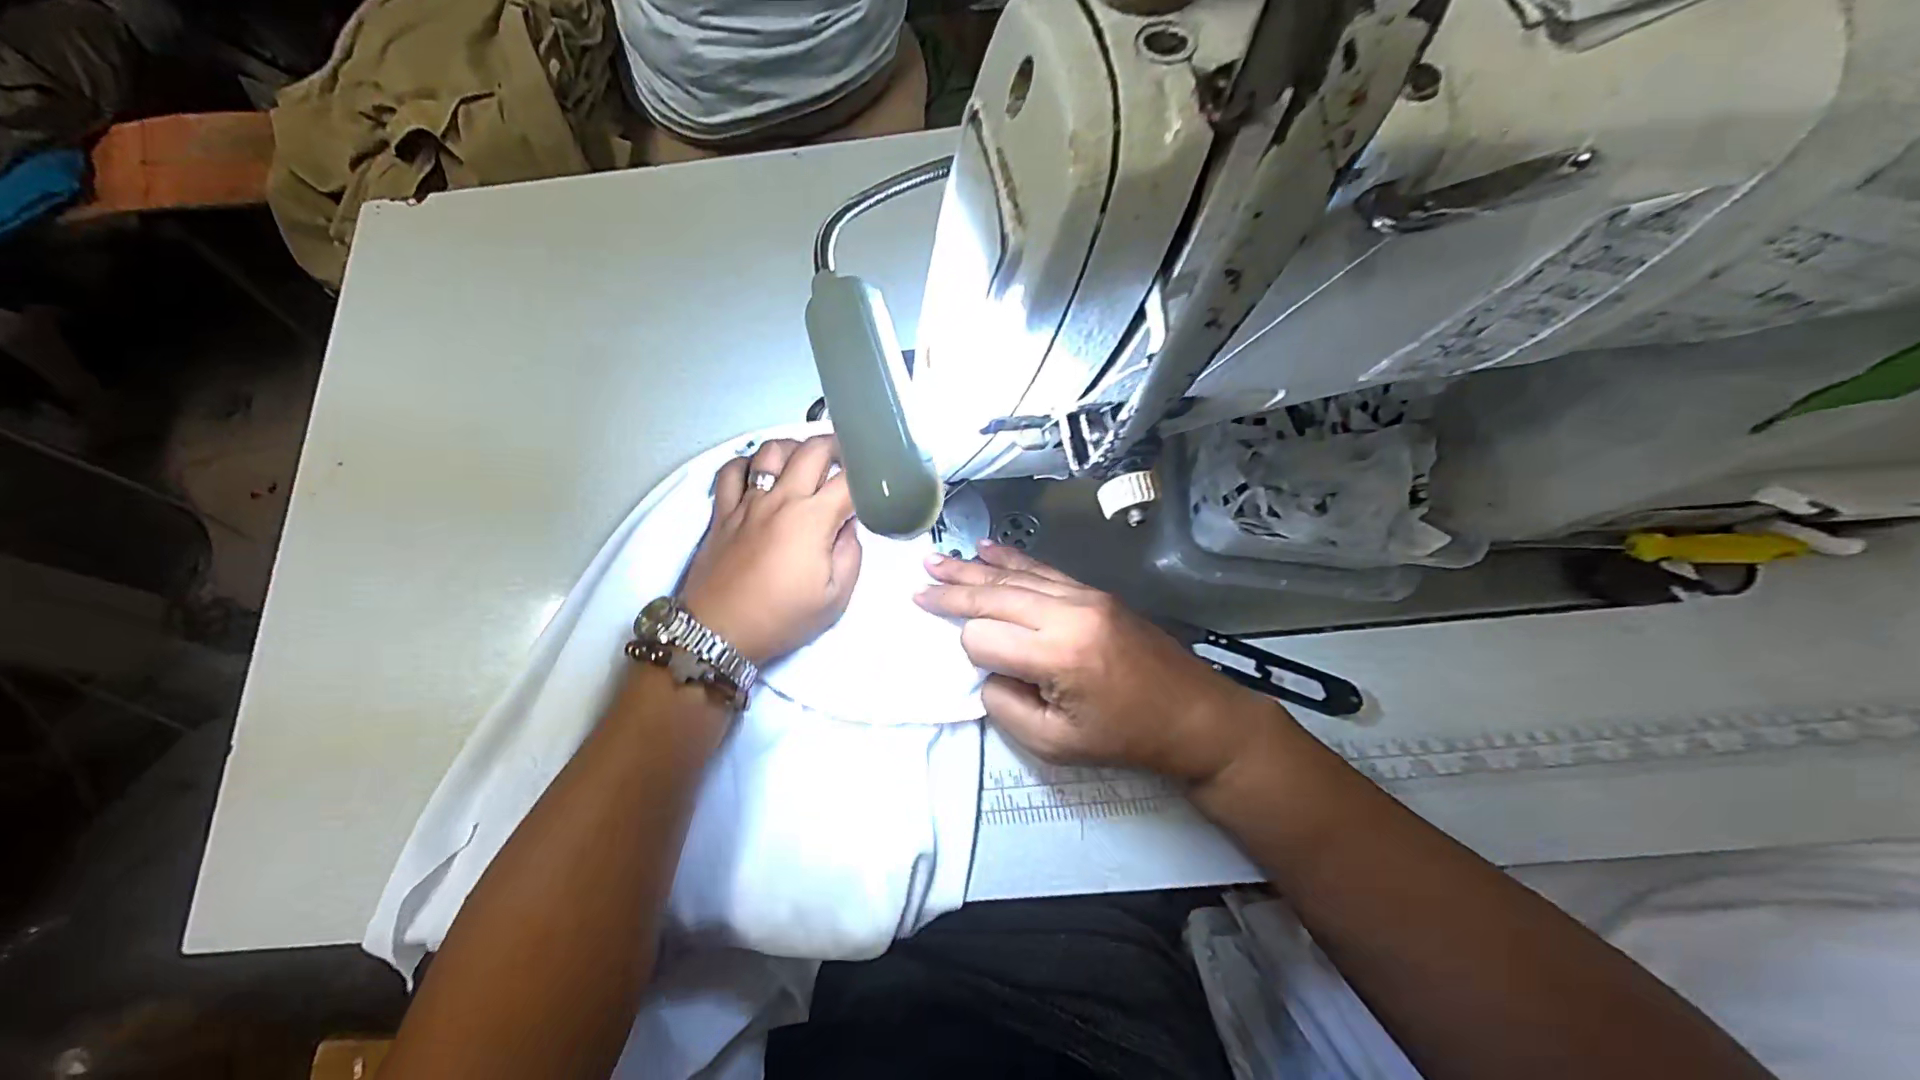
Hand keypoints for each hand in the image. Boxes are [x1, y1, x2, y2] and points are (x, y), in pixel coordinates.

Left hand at [679, 435, 861, 666]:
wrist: (718, 632)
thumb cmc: (781, 618)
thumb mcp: (835, 597)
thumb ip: (850, 554)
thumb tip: (848, 526)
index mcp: (812, 518)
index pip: (849, 481)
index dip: (867, 475)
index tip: (875, 480)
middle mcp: (781, 499)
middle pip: (813, 450)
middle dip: (837, 446)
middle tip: (847, 457)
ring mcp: (748, 501)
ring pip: (771, 450)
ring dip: (794, 447)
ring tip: (805, 459)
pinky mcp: (722, 511)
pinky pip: (732, 470)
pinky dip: (748, 463)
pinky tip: (760, 473)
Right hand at [915, 541, 1281, 783]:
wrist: (1193, 715)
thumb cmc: (1125, 737)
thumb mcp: (1057, 744)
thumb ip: (1007, 708)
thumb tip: (988, 671)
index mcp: (1058, 654)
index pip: (985, 639)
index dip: (973, 653)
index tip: (983, 670)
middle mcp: (1068, 614)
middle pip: (994, 594)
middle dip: (953, 592)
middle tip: (918, 586)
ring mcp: (1083, 596)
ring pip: (1014, 575)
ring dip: (972, 569)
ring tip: (936, 561)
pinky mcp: (1094, 592)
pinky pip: (1043, 569)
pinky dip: (1011, 559)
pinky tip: (986, 548)